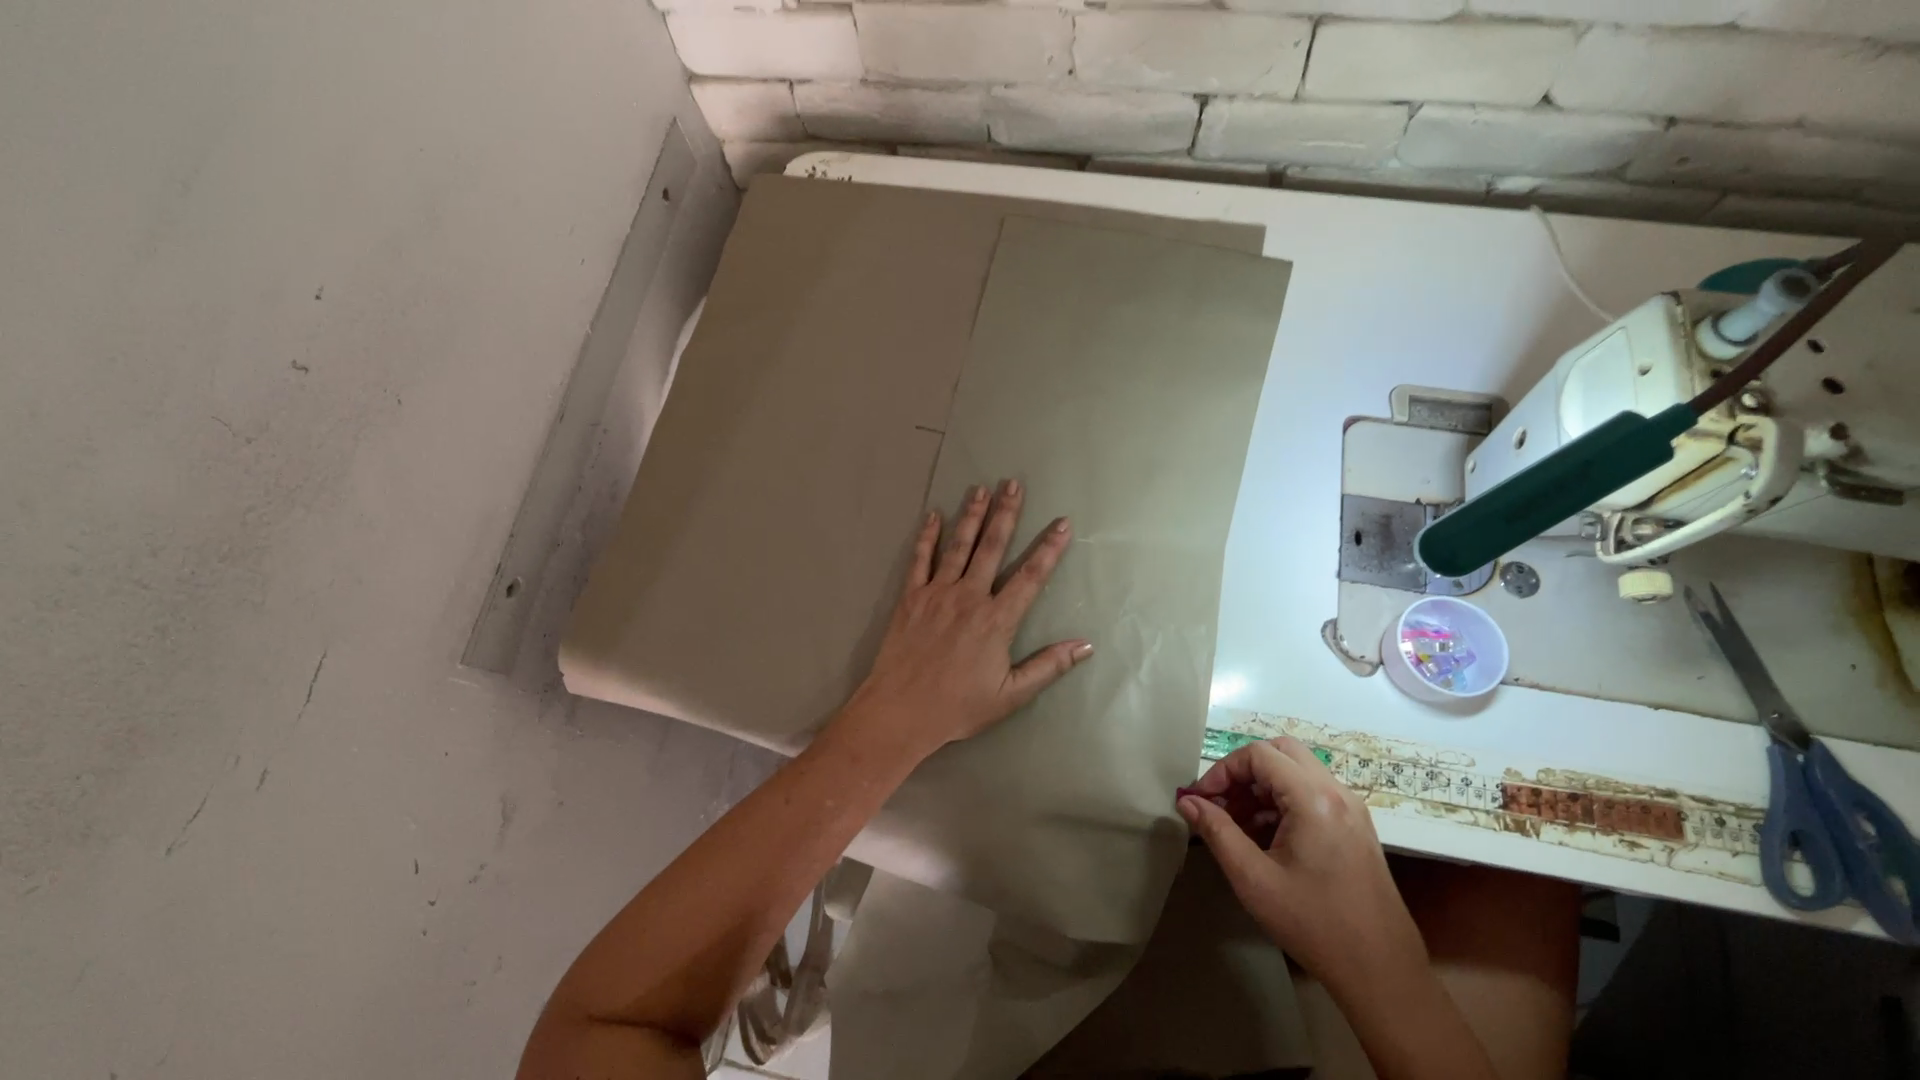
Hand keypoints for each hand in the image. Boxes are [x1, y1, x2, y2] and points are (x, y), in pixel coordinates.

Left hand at [836, 479, 1091, 761]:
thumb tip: (1085, 645)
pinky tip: (933, 515)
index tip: (1062, 524)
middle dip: (1006, 514)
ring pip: (958, 546)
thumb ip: (1048, 667)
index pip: (1030, 576)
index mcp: (997, 620)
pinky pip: (920, 560)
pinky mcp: (910, 597)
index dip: (1049, 549)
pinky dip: (927, 536)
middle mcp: (969, 597)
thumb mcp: (1011, 694)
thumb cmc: (959, 707)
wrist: (901, 711)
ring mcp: (937, 593)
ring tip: (981, 489)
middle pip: (992, 548)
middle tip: (1013, 484)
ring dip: (971, 516)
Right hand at [1177, 737, 1427, 998]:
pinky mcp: (1355, 827)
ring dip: (1262, 787)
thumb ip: (1217, 832)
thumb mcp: (1253, 879)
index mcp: (1314, 799)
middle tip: (1219, 804)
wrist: (1380, 969)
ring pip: (1297, 772)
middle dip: (1243, 772)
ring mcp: (1351, 809)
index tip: (1201, 799)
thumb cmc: (1313, 923)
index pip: (1260, 754)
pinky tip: (1265, 839)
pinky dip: (1282, 802)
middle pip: (1282, 752)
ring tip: (1236, 826)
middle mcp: (1337, 793)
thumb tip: (1188, 802)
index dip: (1223, 770)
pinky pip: (1312, 794)